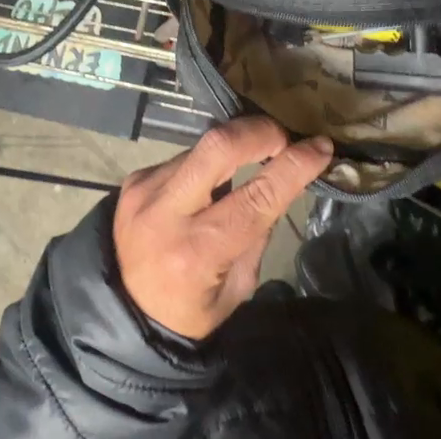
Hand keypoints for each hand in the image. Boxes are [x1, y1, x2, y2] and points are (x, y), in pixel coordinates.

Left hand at [113, 117, 332, 338]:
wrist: (120, 310)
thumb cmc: (189, 308)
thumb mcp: (237, 287)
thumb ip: (259, 232)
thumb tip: (281, 179)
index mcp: (198, 252)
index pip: (256, 197)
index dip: (294, 166)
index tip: (320, 146)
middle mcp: (166, 213)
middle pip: (217, 145)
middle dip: (258, 131)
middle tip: (282, 137)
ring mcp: (144, 190)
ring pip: (200, 148)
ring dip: (230, 152)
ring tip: (242, 169)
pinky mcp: (134, 178)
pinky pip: (181, 159)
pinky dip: (203, 167)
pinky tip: (204, 188)